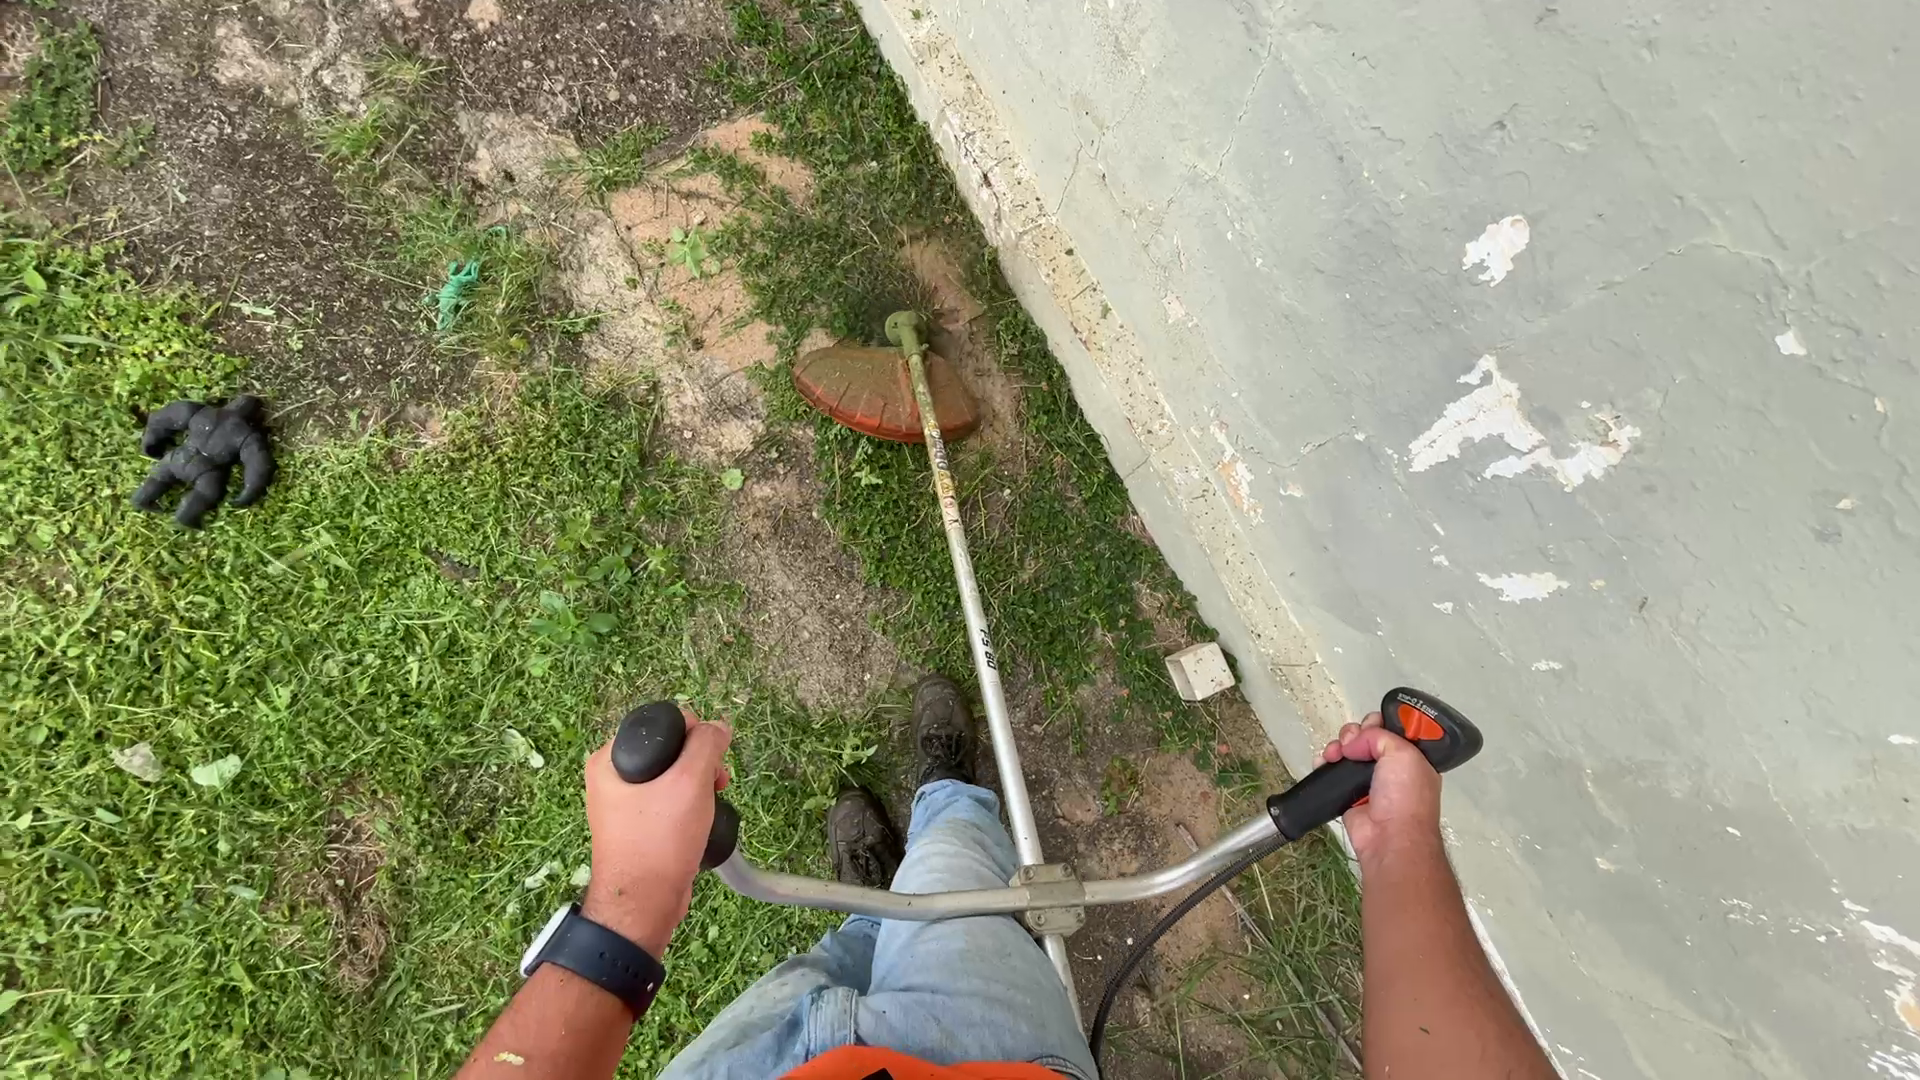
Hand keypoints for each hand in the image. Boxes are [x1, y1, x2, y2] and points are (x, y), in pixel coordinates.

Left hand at [580, 705, 730, 956]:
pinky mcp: (637, 824)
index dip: (695, 735)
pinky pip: (670, 797)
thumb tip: (719, 726)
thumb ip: (707, 744)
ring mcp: (623, 802)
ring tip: (713, 801)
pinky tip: (703, 817)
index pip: (664, 722)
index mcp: (609, 758)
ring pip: (674, 773)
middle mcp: (611, 775)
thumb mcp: (690, 781)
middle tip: (715, 784)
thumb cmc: (661, 838)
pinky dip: (690, 802)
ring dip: (700, 782)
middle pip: (671, 747)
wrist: (644, 905)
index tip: (709, 763)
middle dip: (701, 761)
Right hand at [1319, 711, 1441, 866]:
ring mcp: (1369, 781)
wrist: (1389, 836)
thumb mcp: (1403, 754)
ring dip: (1337, 746)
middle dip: (1355, 733)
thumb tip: (1352, 744)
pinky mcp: (1348, 793)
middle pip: (1367, 737)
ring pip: (1348, 751)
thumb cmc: (1404, 795)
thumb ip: (1378, 736)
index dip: (1380, 722)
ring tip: (1335, 754)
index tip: (1371, 723)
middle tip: (1352, 742)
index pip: (1394, 730)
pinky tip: (1323, 762)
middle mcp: (1392, 768)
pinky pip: (1333, 769)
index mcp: (1413, 758)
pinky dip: (1325, 762)